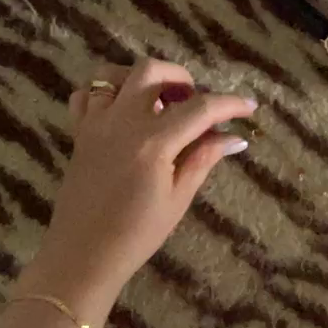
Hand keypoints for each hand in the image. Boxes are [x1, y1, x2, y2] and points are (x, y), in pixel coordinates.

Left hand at [20, 59, 255, 324]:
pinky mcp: (79, 133)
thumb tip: (234, 138)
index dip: (228, 104)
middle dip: (179, 77)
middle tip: (192, 100)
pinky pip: (86, 96)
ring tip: (156, 101)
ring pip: (113, 74)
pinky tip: (120, 112)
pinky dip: (104, 95)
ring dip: (139, 79)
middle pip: (152, 71)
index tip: (248, 106)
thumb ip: (203, 159)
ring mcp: (96, 124)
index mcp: (154, 142)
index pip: (199, 109)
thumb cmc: (136, 234)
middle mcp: (123, 122)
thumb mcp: (178, 198)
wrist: (83, 255)